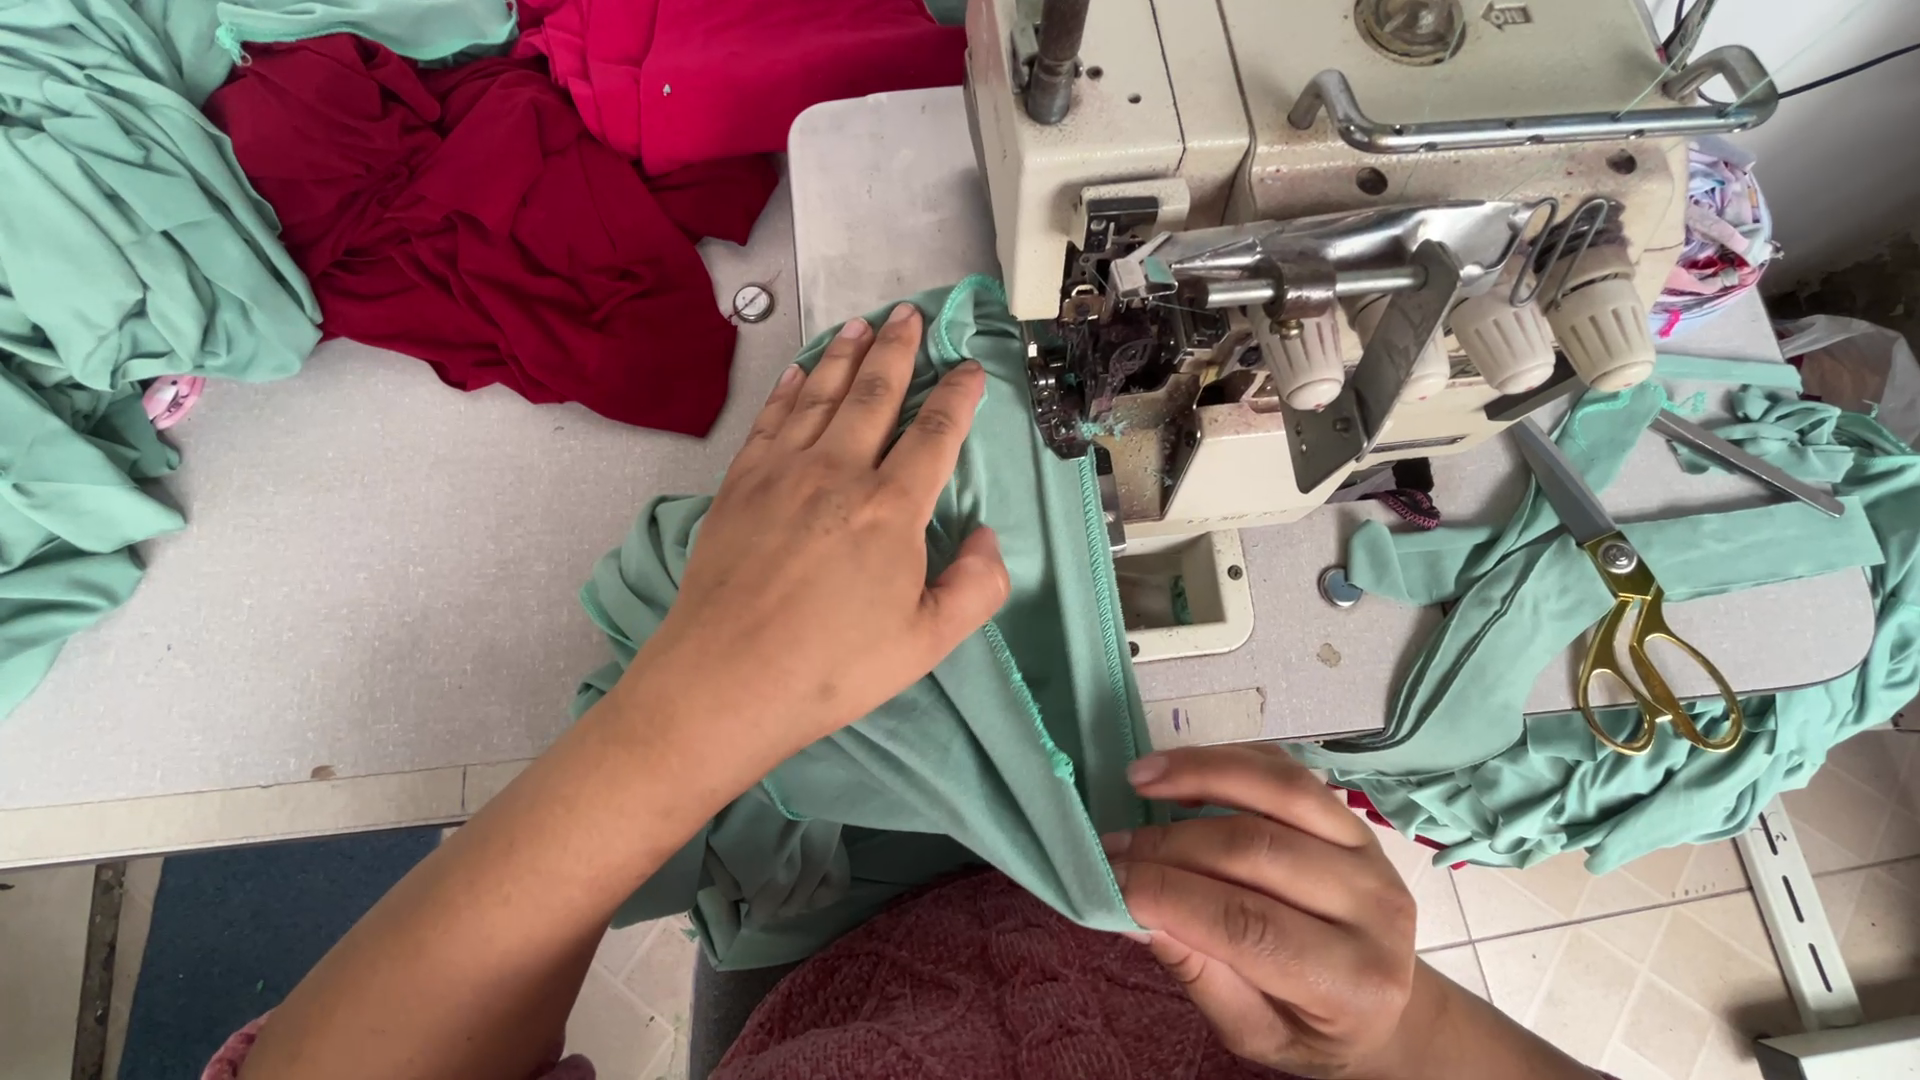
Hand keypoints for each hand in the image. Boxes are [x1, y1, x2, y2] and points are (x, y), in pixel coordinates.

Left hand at [623, 303, 1009, 753]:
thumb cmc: (832, 668)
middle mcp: (837, 472)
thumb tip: (987, 537)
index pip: (934, 433)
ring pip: (822, 395)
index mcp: (890, 508)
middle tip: (910, 313)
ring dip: (846, 355)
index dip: (958, 395)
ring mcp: (782, 472)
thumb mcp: (927, 642)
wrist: (724, 681)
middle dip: (898, 349)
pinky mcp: (740, 484)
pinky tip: (801, 370)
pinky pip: (771, 419)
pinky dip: (791, 388)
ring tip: (861, 324)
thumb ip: (975, 586)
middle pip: (875, 393)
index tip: (969, 368)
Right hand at [1102, 745, 1421, 1078]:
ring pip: (1278, 788)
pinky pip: (1283, 768)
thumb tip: (1130, 909)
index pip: (1247, 924)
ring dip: (1199, 774)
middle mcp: (1373, 907)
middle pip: (1256, 850)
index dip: (1169, 895)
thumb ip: (1196, 970)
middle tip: (1113, 847)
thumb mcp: (1249, 1029)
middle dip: (1168, 844)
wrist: (1383, 1006)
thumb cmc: (1307, 1025)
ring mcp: (1367, 848)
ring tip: (1139, 779)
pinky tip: (1177, 769)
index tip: (1111, 881)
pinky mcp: (1350, 813)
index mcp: (1352, 979)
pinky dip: (1225, 758)